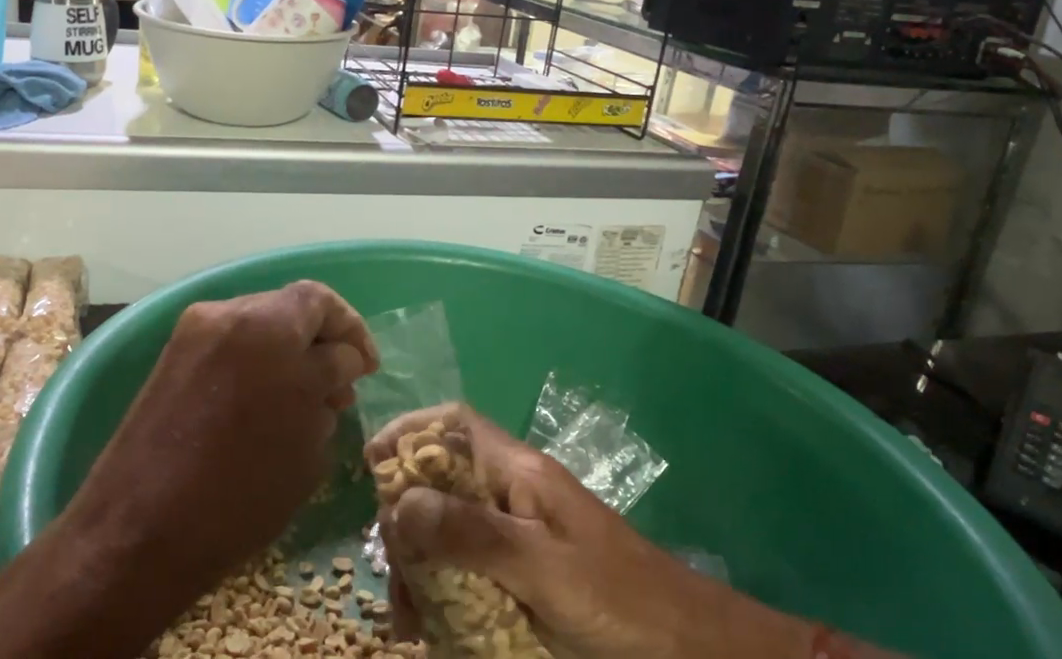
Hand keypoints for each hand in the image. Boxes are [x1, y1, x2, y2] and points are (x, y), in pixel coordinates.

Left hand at [68, 280, 379, 601]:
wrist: (140, 529)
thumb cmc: (240, 494)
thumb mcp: (307, 444)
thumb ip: (327, 388)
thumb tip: (333, 370)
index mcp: (269, 328)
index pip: (322, 303)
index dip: (353, 333)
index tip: (366, 369)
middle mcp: (230, 314)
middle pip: (288, 308)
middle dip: (321, 341)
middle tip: (339, 388)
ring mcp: (194, 333)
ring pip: (258, 324)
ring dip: (288, 352)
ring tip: (305, 402)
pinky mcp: (171, 356)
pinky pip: (229, 345)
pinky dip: (255, 363)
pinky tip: (266, 406)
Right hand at [372, 404, 827, 658]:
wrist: (691, 649)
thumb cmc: (619, 600)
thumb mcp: (541, 568)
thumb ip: (471, 533)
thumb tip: (399, 501)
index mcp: (519, 473)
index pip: (454, 424)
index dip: (409, 432)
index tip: (370, 467)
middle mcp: (514, 494)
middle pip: (441, 482)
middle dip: (405, 519)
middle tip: (390, 573)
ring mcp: (520, 535)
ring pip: (449, 530)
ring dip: (420, 565)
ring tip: (406, 617)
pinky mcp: (527, 574)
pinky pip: (469, 569)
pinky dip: (444, 591)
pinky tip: (430, 627)